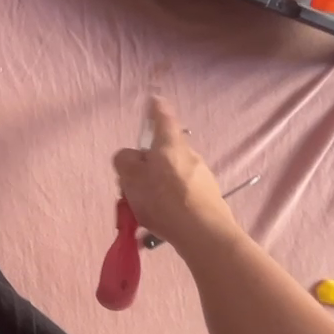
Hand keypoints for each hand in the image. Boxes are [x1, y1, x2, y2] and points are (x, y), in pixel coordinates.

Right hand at [112, 96, 239, 251]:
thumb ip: (125, 161)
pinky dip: (170, 200)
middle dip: (148, 164)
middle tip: (131, 185)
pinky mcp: (208, 197)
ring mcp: (202, 177)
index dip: (156, 110)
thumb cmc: (162, 200)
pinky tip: (161, 219)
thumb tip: (130, 156)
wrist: (203, 233)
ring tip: (144, 209)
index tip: (155, 99)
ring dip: (157, 185)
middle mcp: (189, 156)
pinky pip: (181, 192)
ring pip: (171, 174)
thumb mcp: (130, 178)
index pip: (162, 120)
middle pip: (163, 153)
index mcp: (169, 146)